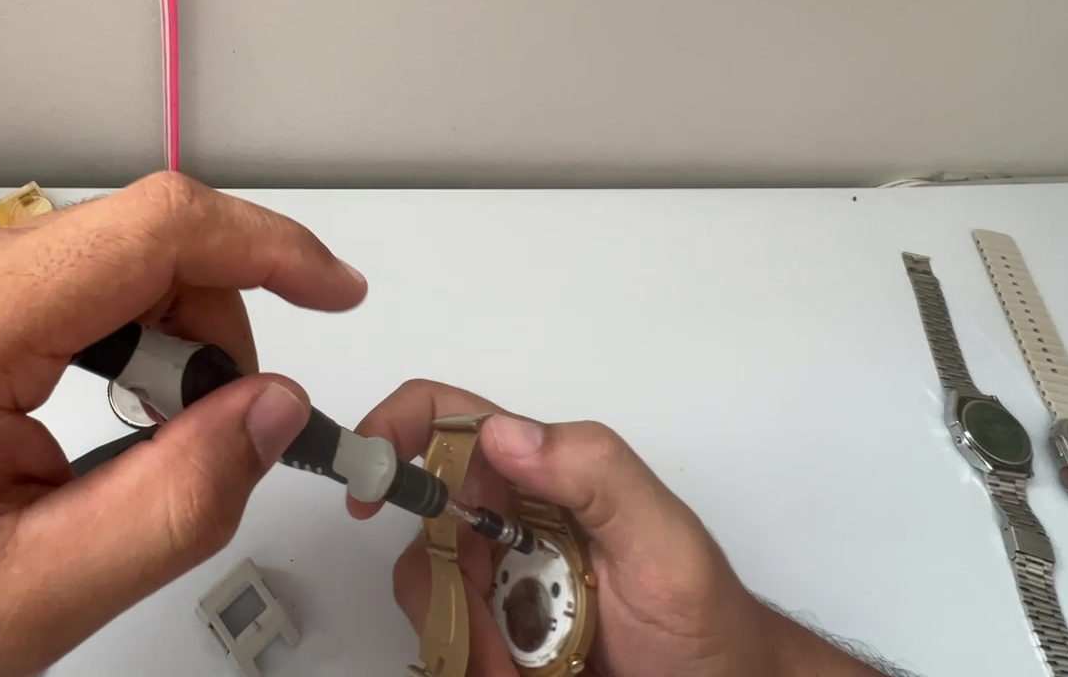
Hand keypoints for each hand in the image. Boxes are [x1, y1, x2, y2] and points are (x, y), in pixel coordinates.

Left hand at [0, 173, 366, 676]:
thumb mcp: (29, 600)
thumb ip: (175, 505)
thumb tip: (279, 407)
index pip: (159, 227)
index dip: (269, 244)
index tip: (341, 293)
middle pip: (156, 246)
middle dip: (220, 331)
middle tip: (219, 434)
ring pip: (137, 264)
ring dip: (181, 345)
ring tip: (154, 442)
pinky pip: (100, 288)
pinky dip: (145, 346)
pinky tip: (121, 416)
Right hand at [352, 381, 886, 676]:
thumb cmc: (701, 621)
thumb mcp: (663, 542)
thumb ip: (595, 472)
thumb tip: (498, 433)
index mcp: (534, 467)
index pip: (443, 417)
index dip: (392, 429)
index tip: (366, 489)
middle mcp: (502, 509)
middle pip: (420, 520)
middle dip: (445, 584)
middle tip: (496, 639)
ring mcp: (493, 573)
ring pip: (426, 587)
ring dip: (462, 637)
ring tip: (521, 670)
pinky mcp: (489, 628)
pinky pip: (444, 638)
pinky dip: (466, 662)